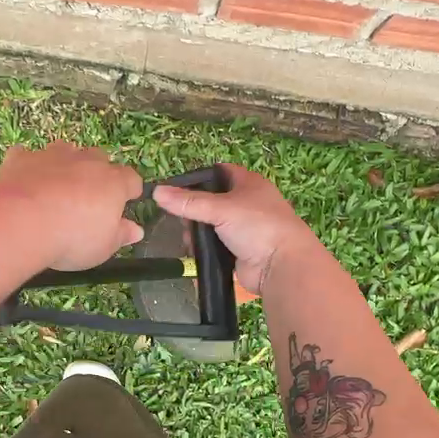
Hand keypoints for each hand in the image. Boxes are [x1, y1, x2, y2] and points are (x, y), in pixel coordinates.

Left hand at [0, 142, 144, 270]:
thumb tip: (136, 231)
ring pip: (65, 150)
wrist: (21, 222)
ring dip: (65, 164)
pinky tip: (24, 181)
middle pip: (99, 158)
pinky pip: (27, 156)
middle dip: (97, 172)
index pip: (131, 179)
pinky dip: (28, 166)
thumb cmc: (72, 238)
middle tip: (89, 196)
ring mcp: (52, 156)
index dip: (130, 189)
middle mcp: (85, 161)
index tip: (128, 199)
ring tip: (58, 185)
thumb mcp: (103, 247)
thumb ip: (120, 236)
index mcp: (112, 182)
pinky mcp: (22, 159)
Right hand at [153, 163, 317, 295]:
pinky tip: (193, 251)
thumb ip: (188, 202)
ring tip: (186, 238)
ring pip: (211, 225)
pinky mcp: (238, 250)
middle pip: (212, 201)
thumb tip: (157, 192)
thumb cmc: (257, 226)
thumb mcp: (221, 208)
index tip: (176, 188)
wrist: (281, 265)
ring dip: (197, 231)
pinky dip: (204, 248)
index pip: (219, 172)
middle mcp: (247, 203)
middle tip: (179, 218)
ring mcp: (243, 228)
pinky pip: (215, 245)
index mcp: (249, 183)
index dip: (198, 177)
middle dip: (193, 210)